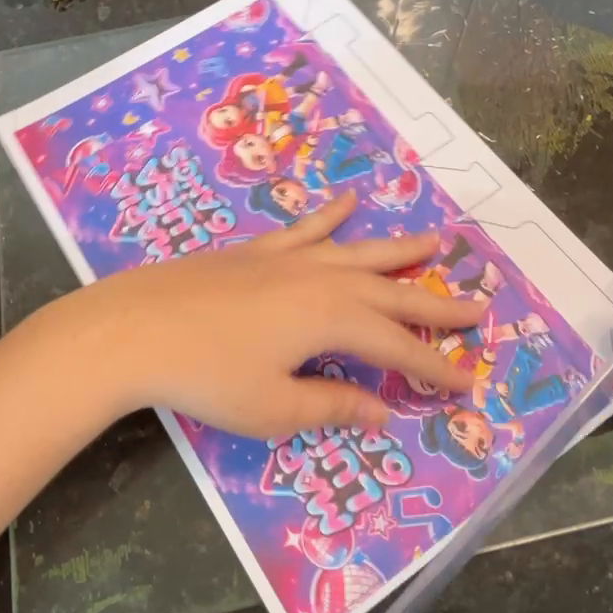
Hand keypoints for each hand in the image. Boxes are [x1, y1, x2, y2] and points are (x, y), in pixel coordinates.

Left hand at [33, 193, 480, 438]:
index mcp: (331, 318)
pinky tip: (348, 201)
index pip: (398, 347)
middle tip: (477, 306)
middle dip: (435, 303)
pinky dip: (331, 216)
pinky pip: (306, 229)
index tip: (469, 381)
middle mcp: (320, 279)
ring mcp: (287, 258)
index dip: (435, 367)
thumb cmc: (205, 375)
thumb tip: (383, 411)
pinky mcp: (256, 251)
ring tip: (437, 240)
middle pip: (390, 291)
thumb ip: (334, 404)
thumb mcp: (274, 407)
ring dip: (399, 249)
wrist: (134, 327)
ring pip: (358, 250)